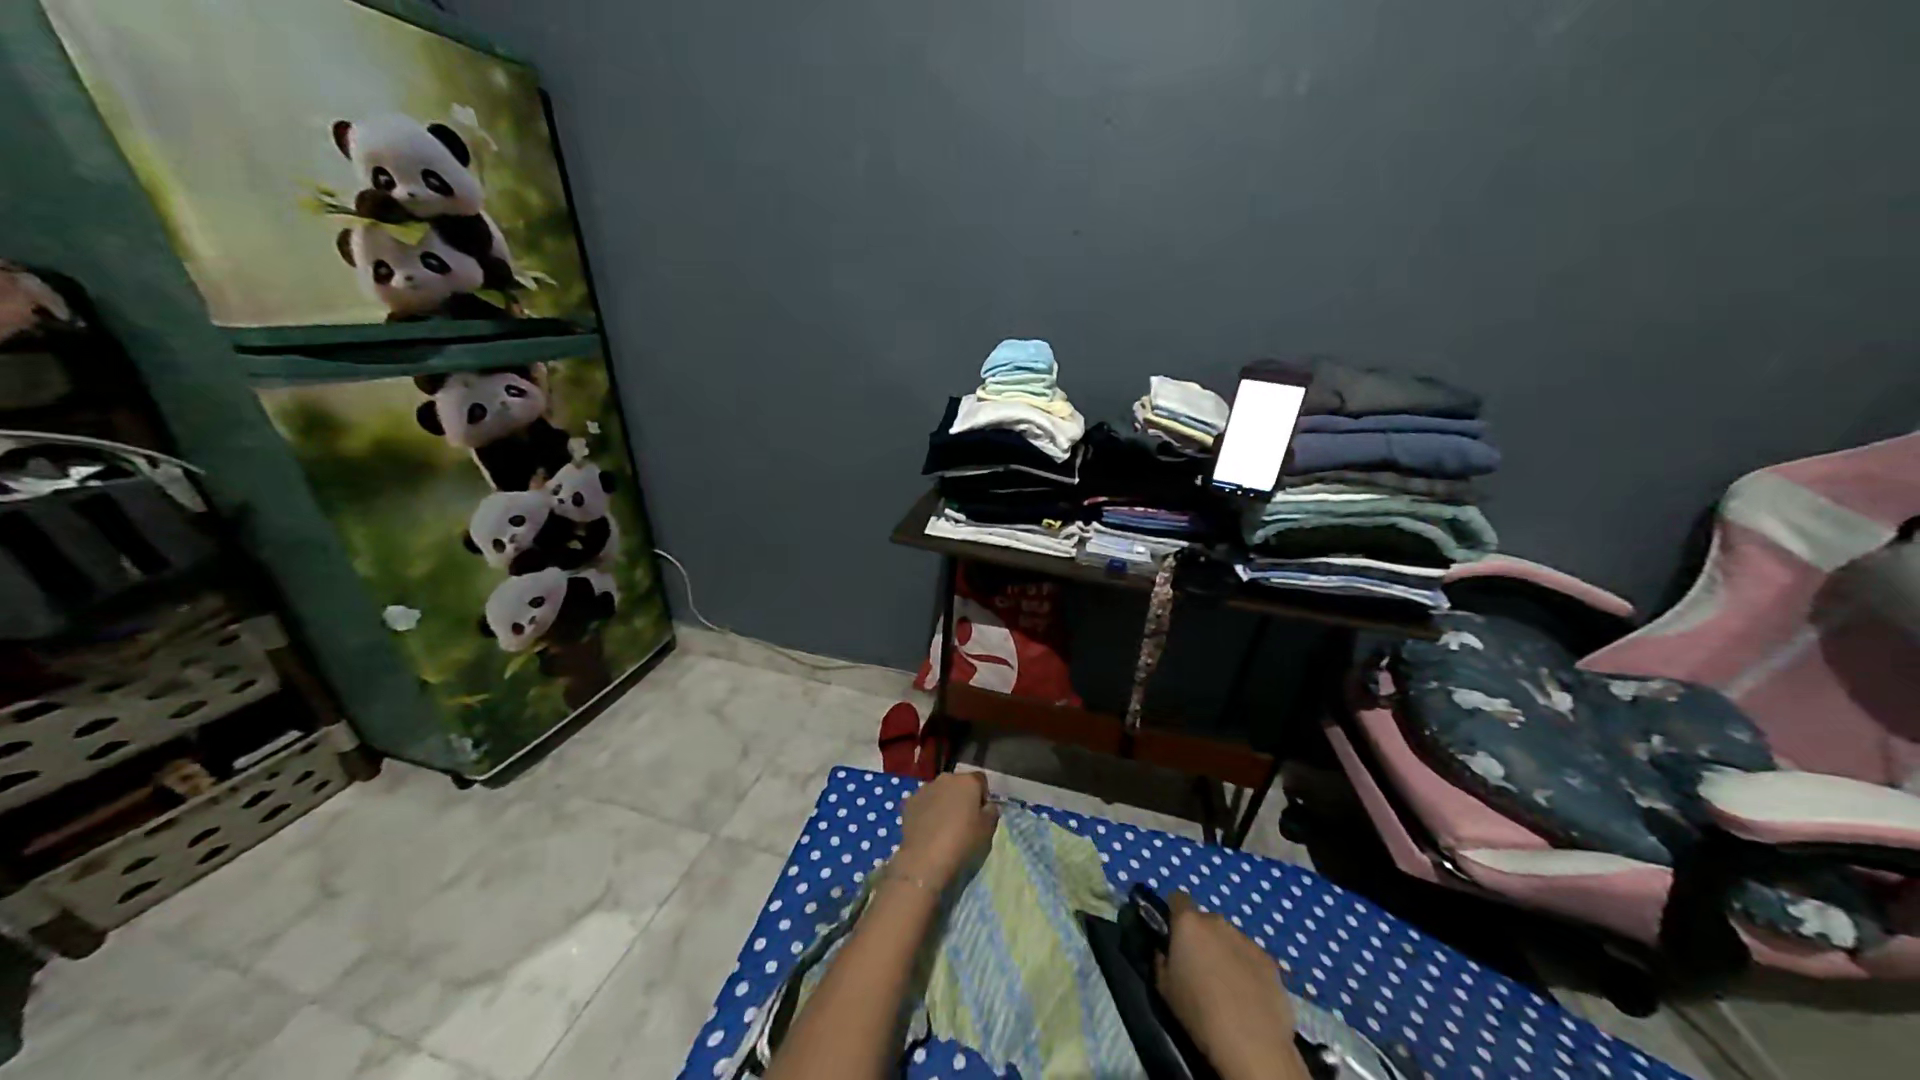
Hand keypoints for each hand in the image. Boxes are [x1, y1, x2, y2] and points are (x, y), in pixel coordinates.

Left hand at [894, 772, 997, 888]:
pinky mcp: (908, 802)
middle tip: (962, 820)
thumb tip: (988, 805)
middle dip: (961, 797)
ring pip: (939, 792)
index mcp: (968, 781)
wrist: (925, 859)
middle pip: (958, 784)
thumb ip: (992, 812)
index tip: (981, 814)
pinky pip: (923, 802)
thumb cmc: (963, 842)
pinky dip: (926, 810)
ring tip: (942, 826)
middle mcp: (945, 778)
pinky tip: (927, 829)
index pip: (980, 780)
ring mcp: (924, 788)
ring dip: (943, 802)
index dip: (982, 795)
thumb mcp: (988, 830)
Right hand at [1155, 892, 1306, 1079]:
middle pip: (1205, 921)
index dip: (1173, 913)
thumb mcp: (1163, 987)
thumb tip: (1165, 950)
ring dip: (1225, 952)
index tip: (1172, 934)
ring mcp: (1248, 940)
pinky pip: (1251, 957)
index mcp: (1189, 923)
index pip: (1177, 898)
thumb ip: (1161, 959)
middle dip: (1201, 937)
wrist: (1251, 1042)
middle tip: (1199, 966)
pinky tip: (1248, 997)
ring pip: (1230, 939)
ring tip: (1227, 986)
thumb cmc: (1198, 1011)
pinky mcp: (1271, 961)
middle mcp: (1218, 922)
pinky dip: (1247, 969)